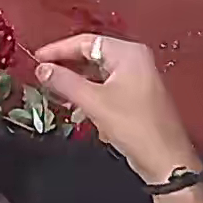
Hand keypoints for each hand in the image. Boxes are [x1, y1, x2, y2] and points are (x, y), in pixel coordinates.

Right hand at [34, 34, 200, 184]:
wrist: (166, 160)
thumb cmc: (132, 126)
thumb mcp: (93, 102)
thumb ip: (64, 82)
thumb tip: (41, 68)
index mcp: (128, 52)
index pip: (86, 42)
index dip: (58, 49)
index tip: (36, 58)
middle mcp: (134, 58)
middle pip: (92, 54)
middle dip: (66, 65)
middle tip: (42, 74)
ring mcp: (137, 76)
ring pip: (97, 71)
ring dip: (76, 80)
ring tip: (52, 90)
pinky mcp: (136, 94)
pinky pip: (106, 84)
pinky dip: (88, 91)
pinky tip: (73, 103)